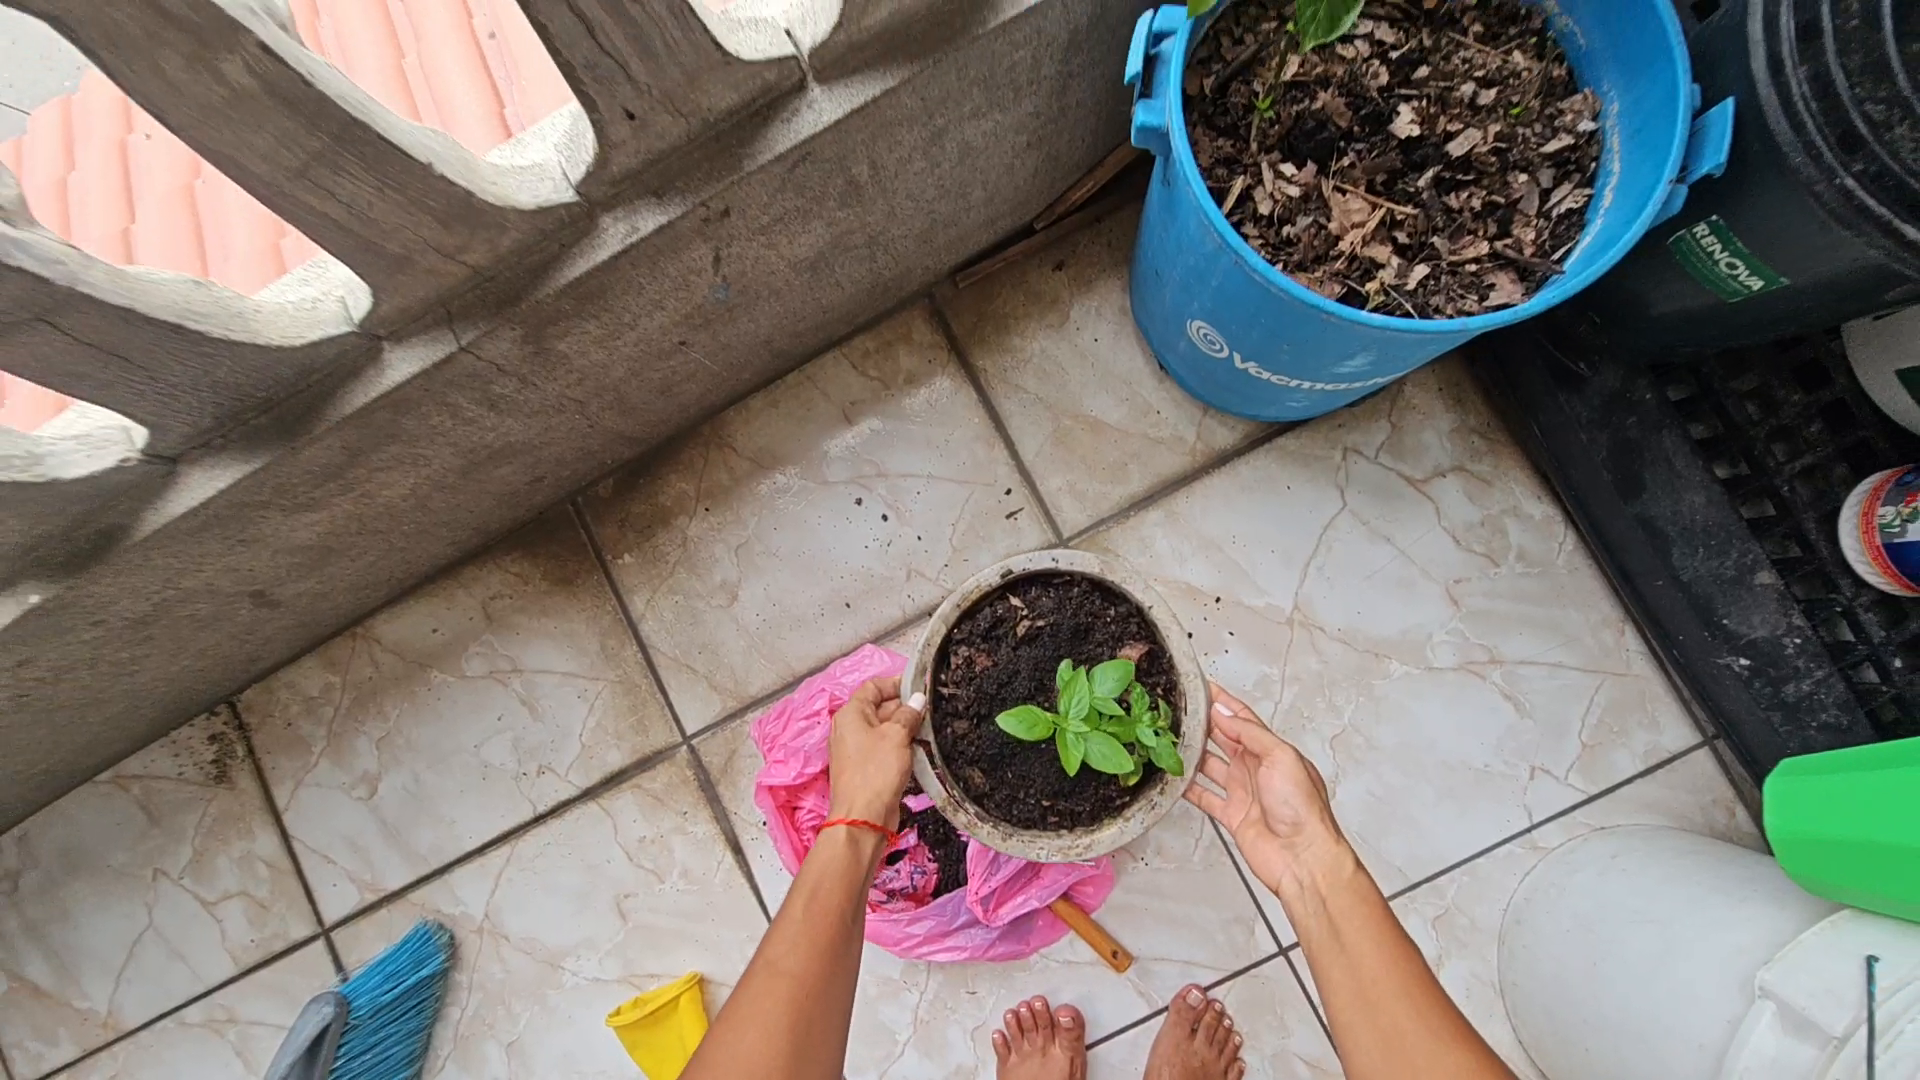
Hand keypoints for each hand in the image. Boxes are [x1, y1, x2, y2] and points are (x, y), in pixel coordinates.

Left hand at [827, 676, 926, 829]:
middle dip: (906, 707)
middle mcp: (851, 728)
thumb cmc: (876, 771)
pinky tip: (921, 749)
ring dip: (906, 728)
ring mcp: (858, 749)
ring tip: (930, 728)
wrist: (863, 819)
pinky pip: (886, 748)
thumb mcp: (896, 735)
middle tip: (931, 709)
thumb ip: (908, 714)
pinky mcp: (867, 768)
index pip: (874, 686)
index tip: (921, 686)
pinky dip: (902, 746)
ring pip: (886, 729)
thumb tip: (918, 699)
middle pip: (880, 707)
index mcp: (851, 713)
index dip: (897, 683)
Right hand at [1185, 683, 1348, 895]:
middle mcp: (1254, 768)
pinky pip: (1204, 796)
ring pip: (1209, 765)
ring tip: (1172, 740)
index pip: (1241, 718)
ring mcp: (1242, 791)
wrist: (1302, 858)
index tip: (1203, 688)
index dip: (1222, 702)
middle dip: (1202, 724)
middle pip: (1222, 738)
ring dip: (1192, 754)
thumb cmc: (1304, 810)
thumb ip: (1250, 733)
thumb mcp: (1281, 757)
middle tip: (1180, 711)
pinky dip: (1189, 788)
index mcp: (1270, 750)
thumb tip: (1224, 713)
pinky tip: (1176, 779)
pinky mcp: (1232, 815)